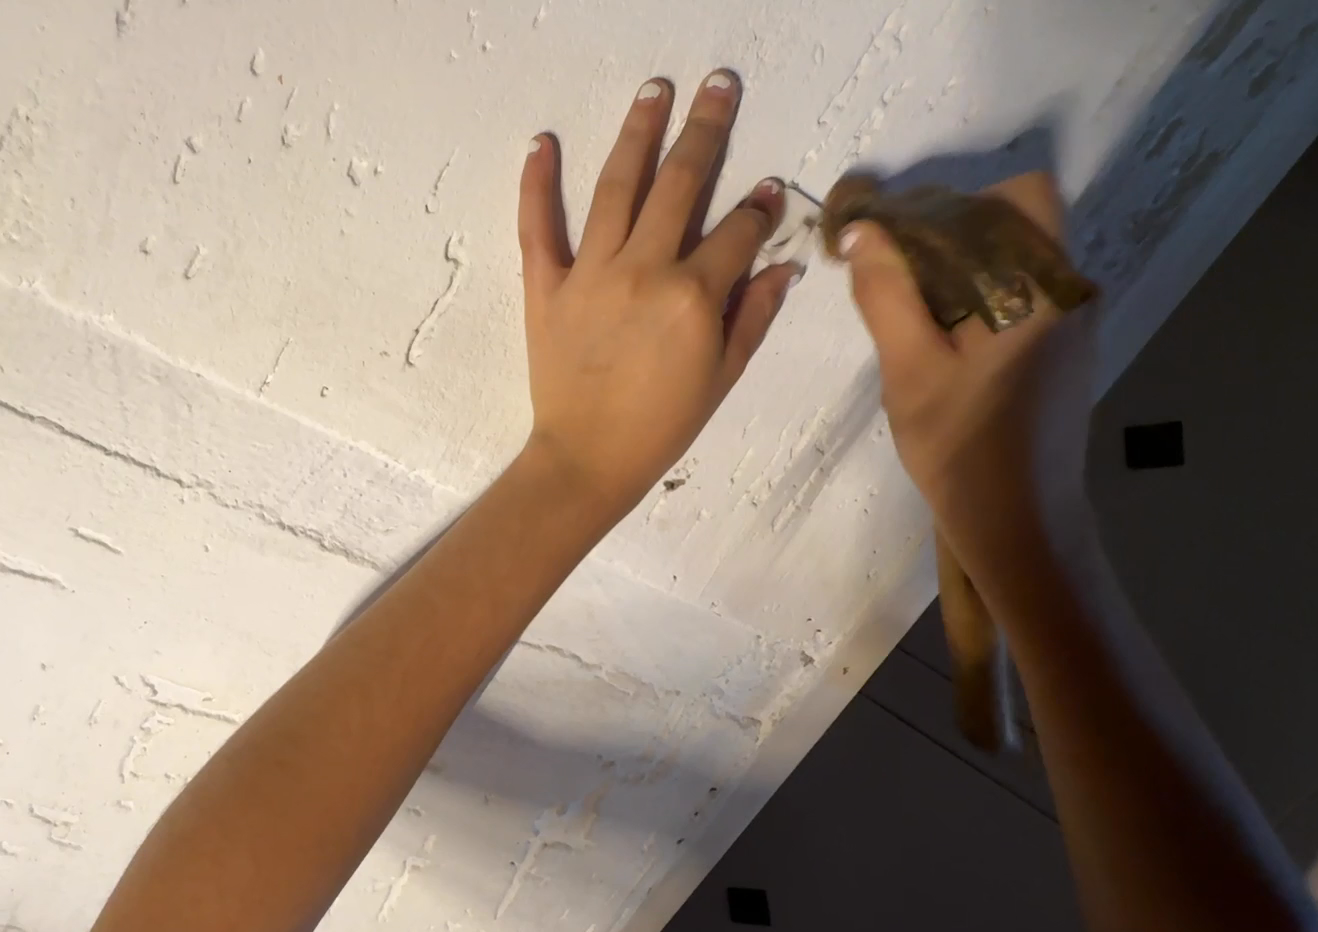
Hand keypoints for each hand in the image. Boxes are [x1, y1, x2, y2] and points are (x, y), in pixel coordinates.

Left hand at [516, 71, 800, 521]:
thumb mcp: (721, 377)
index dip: (759, 208)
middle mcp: (643, 270)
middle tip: (717, 85)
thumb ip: (753, 316)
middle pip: (680, 184)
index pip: (737, 231)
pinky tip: (542, 143)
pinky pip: (537, 229)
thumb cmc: (660, 427)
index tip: (767, 190)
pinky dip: (536, 185)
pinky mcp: (545, 289)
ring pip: (615, 189)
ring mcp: (590, 275)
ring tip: (654, 91)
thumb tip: (781, 266)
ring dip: (637, 133)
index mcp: (694, 296)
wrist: (587, 459)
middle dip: (705, 130)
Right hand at [839, 172, 1099, 567]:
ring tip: (904, 314)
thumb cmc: (962, 445)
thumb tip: (860, 232)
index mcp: (1044, 286)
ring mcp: (1070, 322)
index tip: (899, 239)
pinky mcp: (1058, 350)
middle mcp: (1070, 291)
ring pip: (1012, 261)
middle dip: (947, 236)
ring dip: (956, 270)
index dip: (956, 202)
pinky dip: (971, 299)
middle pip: (1014, 225)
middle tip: (890, 279)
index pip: (1018, 196)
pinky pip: (1015, 296)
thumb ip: (888, 296)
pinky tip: (936, 342)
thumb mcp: (910, 369)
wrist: (1017, 519)